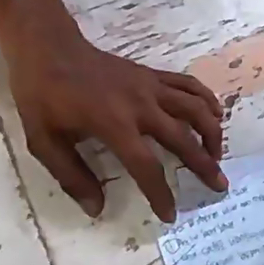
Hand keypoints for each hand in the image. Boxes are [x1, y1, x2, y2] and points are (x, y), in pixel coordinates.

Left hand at [6, 34, 224, 221]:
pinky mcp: (153, 74)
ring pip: (195, 109)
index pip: (147, 166)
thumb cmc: (43, 97)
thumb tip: (96, 208)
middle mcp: (141, 105)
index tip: (171, 214)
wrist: (50, 49)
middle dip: (204, 165)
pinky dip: (206, 99)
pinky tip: (215, 114)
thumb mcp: (43, 142)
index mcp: (114, 125)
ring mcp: (151, 86)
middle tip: (220, 186)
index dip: (161, 193)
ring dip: (211, 133)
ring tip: (217, 154)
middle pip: (183, 138)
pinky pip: (189, 84)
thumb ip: (72, 176)